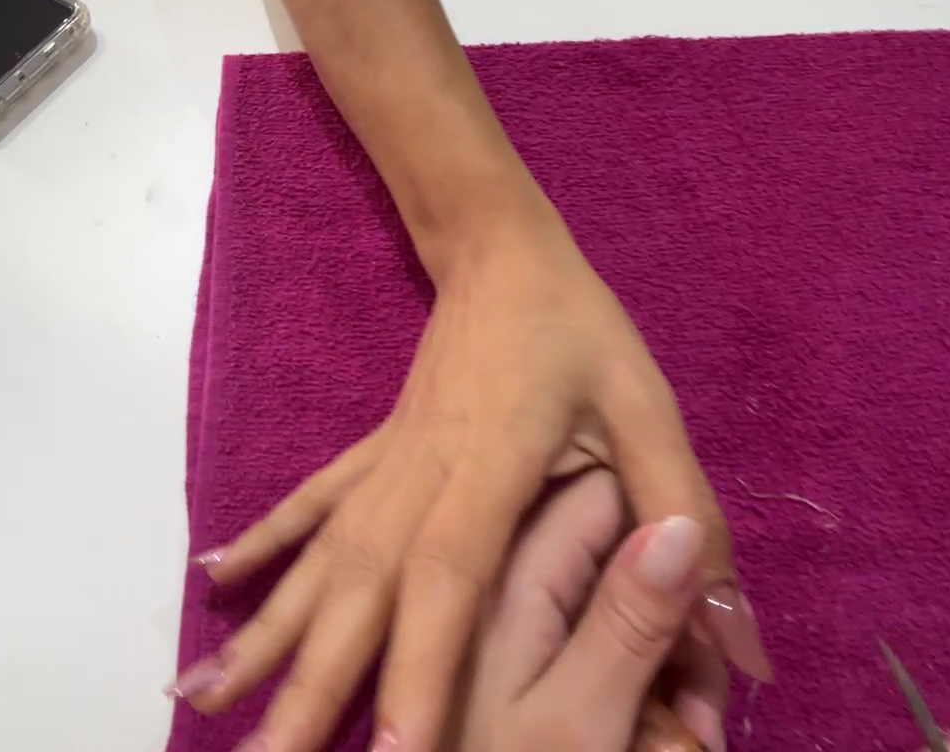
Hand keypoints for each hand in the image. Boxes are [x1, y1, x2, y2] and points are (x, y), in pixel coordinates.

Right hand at [169, 226, 768, 751]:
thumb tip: (743, 646)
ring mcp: (387, 461)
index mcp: (489, 464)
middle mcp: (419, 472)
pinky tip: (217, 580)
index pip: (446, 575)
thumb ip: (689, 515)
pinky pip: (313, 503)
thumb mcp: (645, 406)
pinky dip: (265, 545)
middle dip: (312, 682)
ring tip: (207, 695)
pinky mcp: (376, 451)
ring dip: (269, 630)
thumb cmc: (574, 325)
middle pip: (360, 584)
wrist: (498, 253)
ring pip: (322, 555)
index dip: (418, 668)